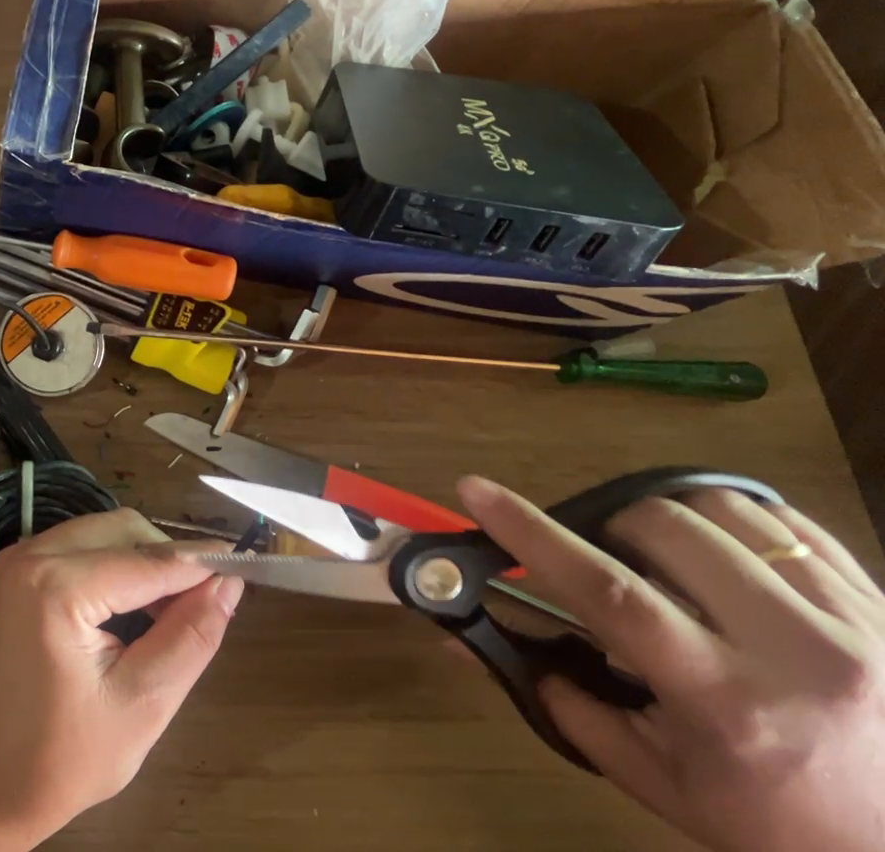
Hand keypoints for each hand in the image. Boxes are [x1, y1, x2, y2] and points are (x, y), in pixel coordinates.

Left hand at [0, 509, 245, 845]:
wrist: (0, 773)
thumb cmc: (71, 752)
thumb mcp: (146, 700)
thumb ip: (191, 634)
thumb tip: (229, 583)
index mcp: (54, 586)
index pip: (147, 561)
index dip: (201, 565)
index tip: (247, 569)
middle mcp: (30, 556)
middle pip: (122, 530)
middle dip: (168, 561)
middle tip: (203, 606)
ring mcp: (18, 559)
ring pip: (102, 533)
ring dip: (143, 562)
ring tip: (170, 615)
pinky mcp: (17, 571)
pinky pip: (80, 547)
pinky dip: (115, 566)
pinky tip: (134, 609)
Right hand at [458, 476, 884, 851]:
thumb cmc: (773, 827)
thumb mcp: (657, 780)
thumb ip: (560, 701)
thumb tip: (463, 639)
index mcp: (728, 703)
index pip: (608, 593)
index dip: (532, 534)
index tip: (476, 491)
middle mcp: (800, 651)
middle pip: (667, 530)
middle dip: (608, 528)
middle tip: (599, 559)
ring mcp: (861, 623)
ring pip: (730, 511)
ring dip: (671, 520)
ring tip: (661, 559)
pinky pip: (794, 526)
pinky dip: (736, 525)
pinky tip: (721, 557)